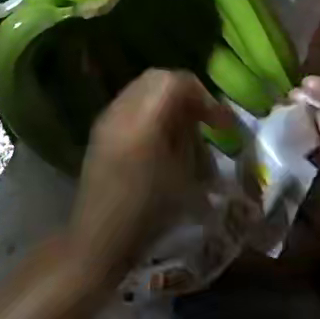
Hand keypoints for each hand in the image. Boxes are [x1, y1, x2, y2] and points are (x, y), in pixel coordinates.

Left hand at [67, 70, 228, 283]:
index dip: (204, 96)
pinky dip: (152, 110)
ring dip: (168, 100)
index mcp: (143, 119)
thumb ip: (190, 137)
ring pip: (143, 88)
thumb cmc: (147, 213)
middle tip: (206, 120)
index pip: (176, 81)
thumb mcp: (182, 174)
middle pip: (158, 78)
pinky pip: (131, 104)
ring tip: (186, 130)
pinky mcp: (100, 130)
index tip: (222, 123)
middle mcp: (121, 109)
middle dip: (187, 94)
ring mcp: (107, 118)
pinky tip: (162, 138)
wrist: (97, 241)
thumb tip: (199, 119)